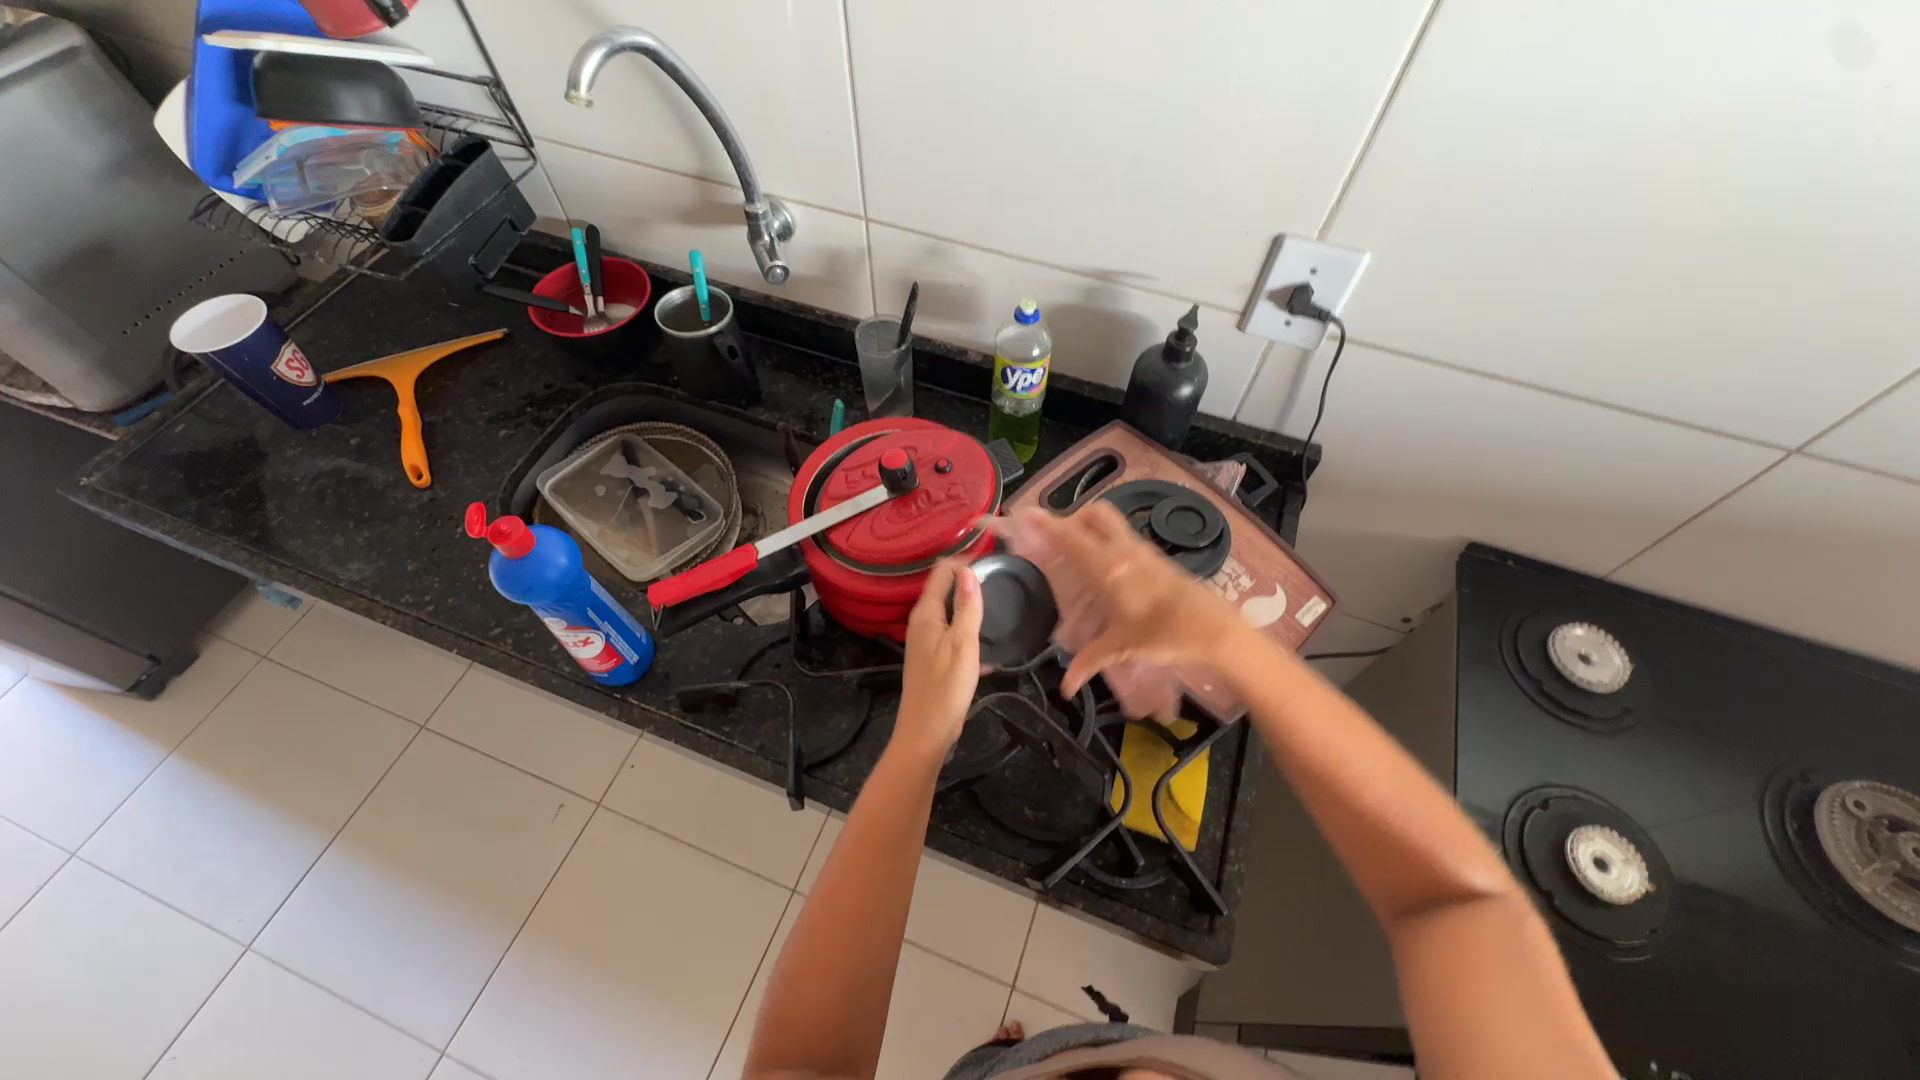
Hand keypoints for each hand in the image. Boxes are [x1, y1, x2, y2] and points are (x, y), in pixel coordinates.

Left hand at [892, 560, 983, 762]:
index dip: (964, 561)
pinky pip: (954, 634)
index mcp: (926, 613)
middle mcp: (922, 622)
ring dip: (971, 607)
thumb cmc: (946, 687)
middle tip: (1001, 578)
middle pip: (945, 589)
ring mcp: (927, 641)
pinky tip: (991, 644)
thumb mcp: (963, 644)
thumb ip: (967, 607)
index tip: (992, 560)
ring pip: (951, 613)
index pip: (941, 571)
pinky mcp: (934, 658)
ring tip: (1001, 604)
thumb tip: (969, 570)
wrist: (927, 732)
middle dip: (969, 581)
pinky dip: (970, 632)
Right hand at [996, 503, 1253, 718]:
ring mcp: (1145, 552)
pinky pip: (1126, 539)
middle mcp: (1125, 551)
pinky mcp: (1159, 559)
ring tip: (1077, 554)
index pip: (1071, 536)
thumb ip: (1090, 662)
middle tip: (1057, 540)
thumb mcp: (1123, 648)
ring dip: (1092, 529)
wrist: (1217, 632)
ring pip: (1112, 524)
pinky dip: (1109, 543)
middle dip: (1073, 518)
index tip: (1026, 513)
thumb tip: (1065, 688)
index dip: (1046, 522)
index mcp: (1110, 567)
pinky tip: (1106, 571)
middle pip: (1095, 513)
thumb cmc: (1166, 635)